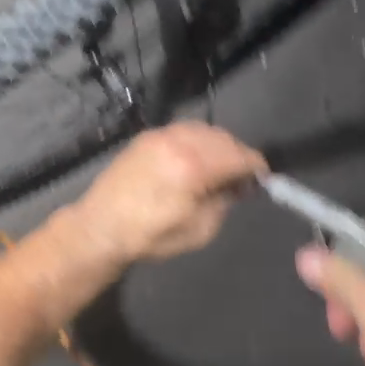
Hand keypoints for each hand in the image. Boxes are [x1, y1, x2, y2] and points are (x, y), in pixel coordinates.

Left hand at [59, 122, 266, 266]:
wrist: (101, 226)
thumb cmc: (150, 235)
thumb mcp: (199, 229)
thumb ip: (224, 202)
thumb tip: (238, 187)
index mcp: (192, 166)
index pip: (239, 156)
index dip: (257, 168)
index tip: (263, 180)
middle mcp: (177, 142)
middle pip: (223, 138)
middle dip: (238, 155)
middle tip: (242, 179)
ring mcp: (159, 136)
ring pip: (203, 130)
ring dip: (218, 146)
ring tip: (220, 169)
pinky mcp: (145, 137)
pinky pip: (182, 131)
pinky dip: (197, 141)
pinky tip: (197, 160)